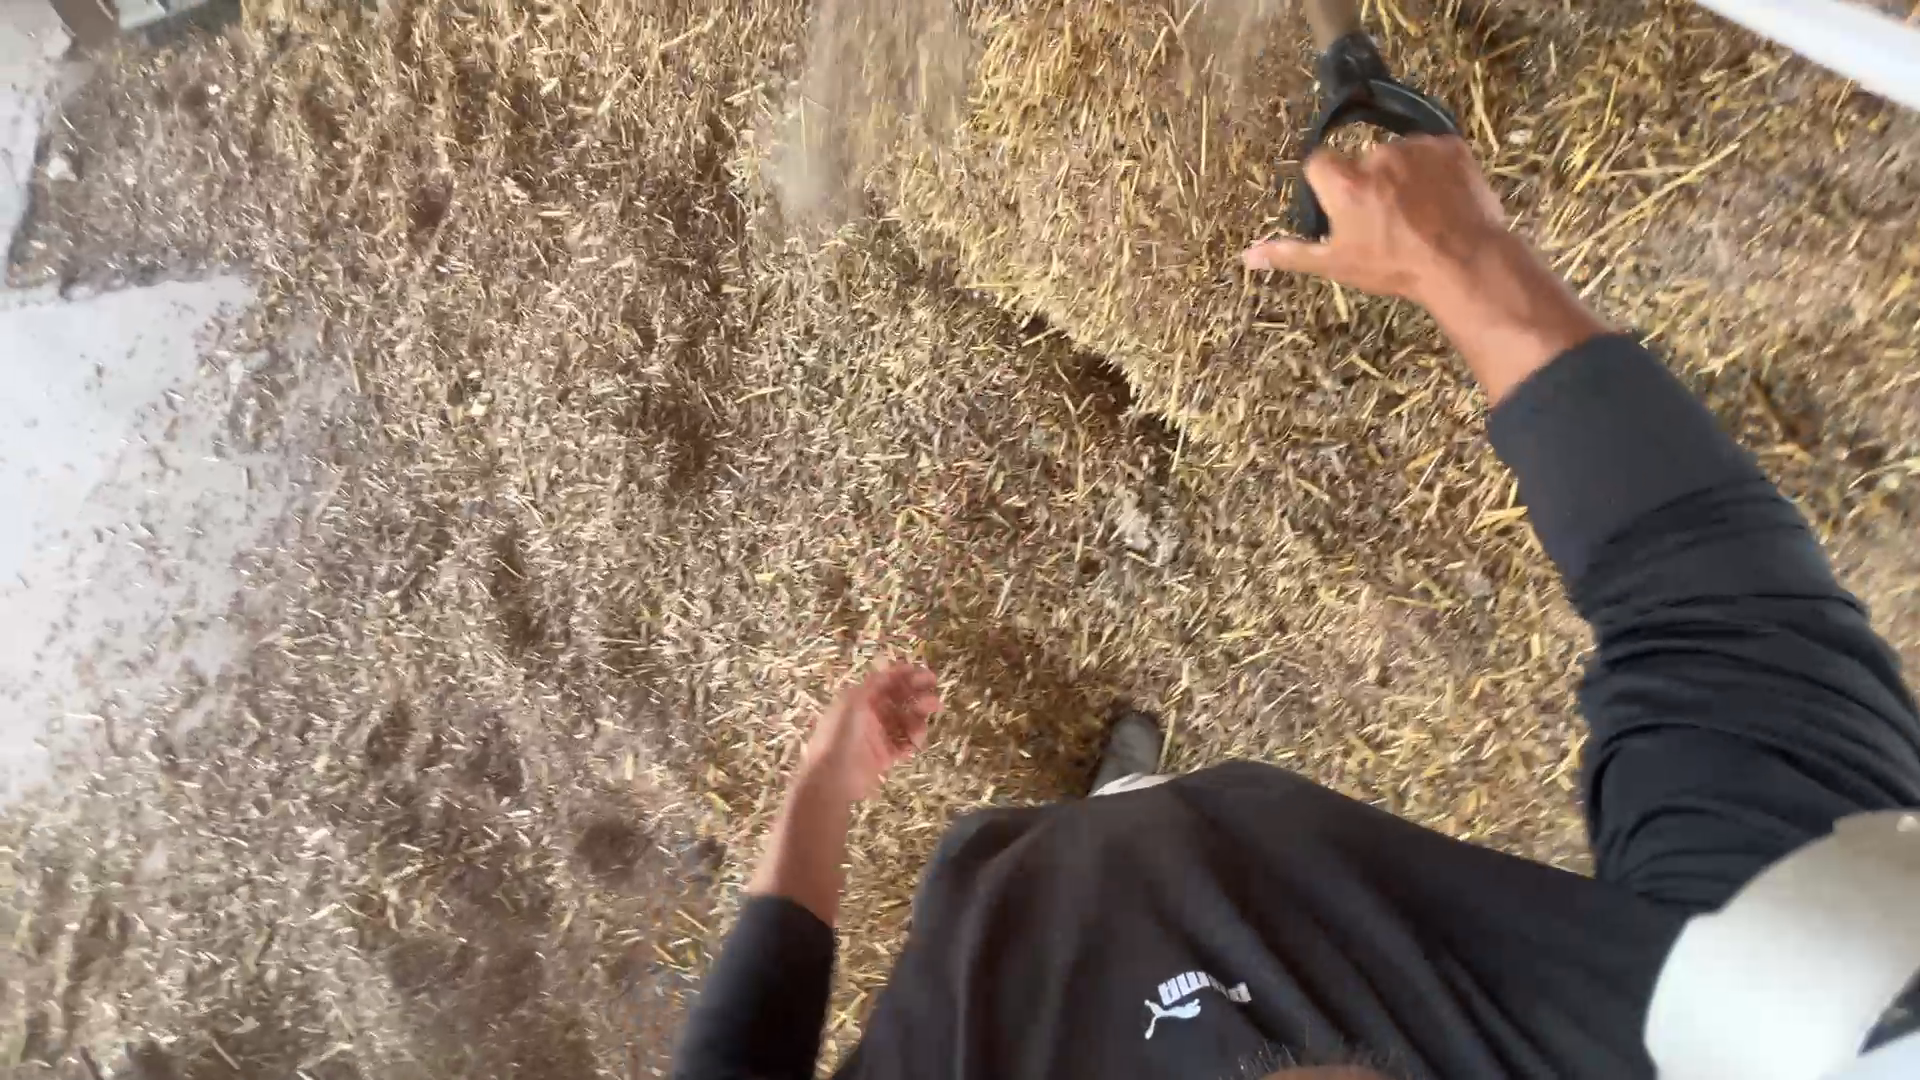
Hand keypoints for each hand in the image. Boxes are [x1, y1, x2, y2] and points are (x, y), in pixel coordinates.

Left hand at [800, 662, 940, 801]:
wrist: (831, 776)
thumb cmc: (840, 733)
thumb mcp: (854, 701)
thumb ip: (875, 683)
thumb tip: (892, 667)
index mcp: (861, 698)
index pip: (888, 682)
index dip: (908, 676)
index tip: (928, 676)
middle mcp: (870, 714)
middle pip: (900, 701)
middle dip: (918, 699)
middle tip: (935, 702)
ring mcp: (878, 735)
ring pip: (905, 722)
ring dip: (917, 721)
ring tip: (922, 728)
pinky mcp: (884, 756)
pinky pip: (904, 744)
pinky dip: (912, 741)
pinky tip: (915, 743)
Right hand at [1244, 135, 1605, 404]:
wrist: (1461, 259)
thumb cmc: (1392, 266)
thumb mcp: (1334, 265)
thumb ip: (1289, 254)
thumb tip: (1249, 256)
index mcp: (1345, 184)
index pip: (1317, 163)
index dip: (1324, 183)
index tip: (1336, 205)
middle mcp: (1377, 156)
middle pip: (1358, 161)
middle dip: (1364, 183)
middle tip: (1379, 221)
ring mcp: (1416, 148)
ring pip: (1395, 156)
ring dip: (1397, 176)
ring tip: (1412, 212)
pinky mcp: (1450, 145)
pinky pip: (1429, 151)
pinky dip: (1429, 170)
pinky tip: (1435, 200)